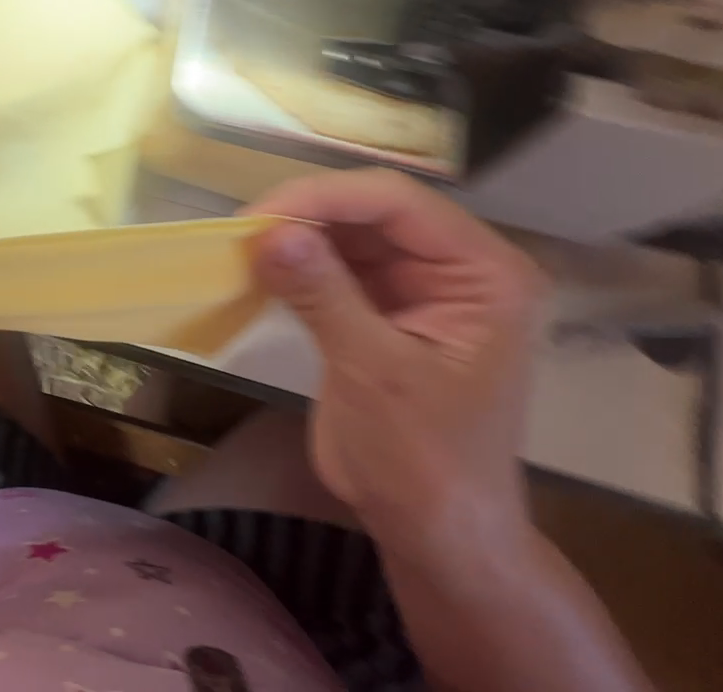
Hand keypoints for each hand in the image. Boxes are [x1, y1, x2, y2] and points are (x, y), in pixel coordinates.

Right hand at [245, 170, 545, 551]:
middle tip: (237, 235)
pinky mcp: (379, 308)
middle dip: (304, 215)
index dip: (324, 199)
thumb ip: (323, 294)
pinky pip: (332, 266)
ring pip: (346, 234)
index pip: (399, 204)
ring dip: (293, 236)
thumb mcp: (373, 372)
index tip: (255, 219)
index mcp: (484, 274)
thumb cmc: (423, 455)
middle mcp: (455, 268)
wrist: (429, 523)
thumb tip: (268, 232)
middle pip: (370, 211)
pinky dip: (293, 264)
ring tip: (238, 249)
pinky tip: (257, 270)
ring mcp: (416, 287)